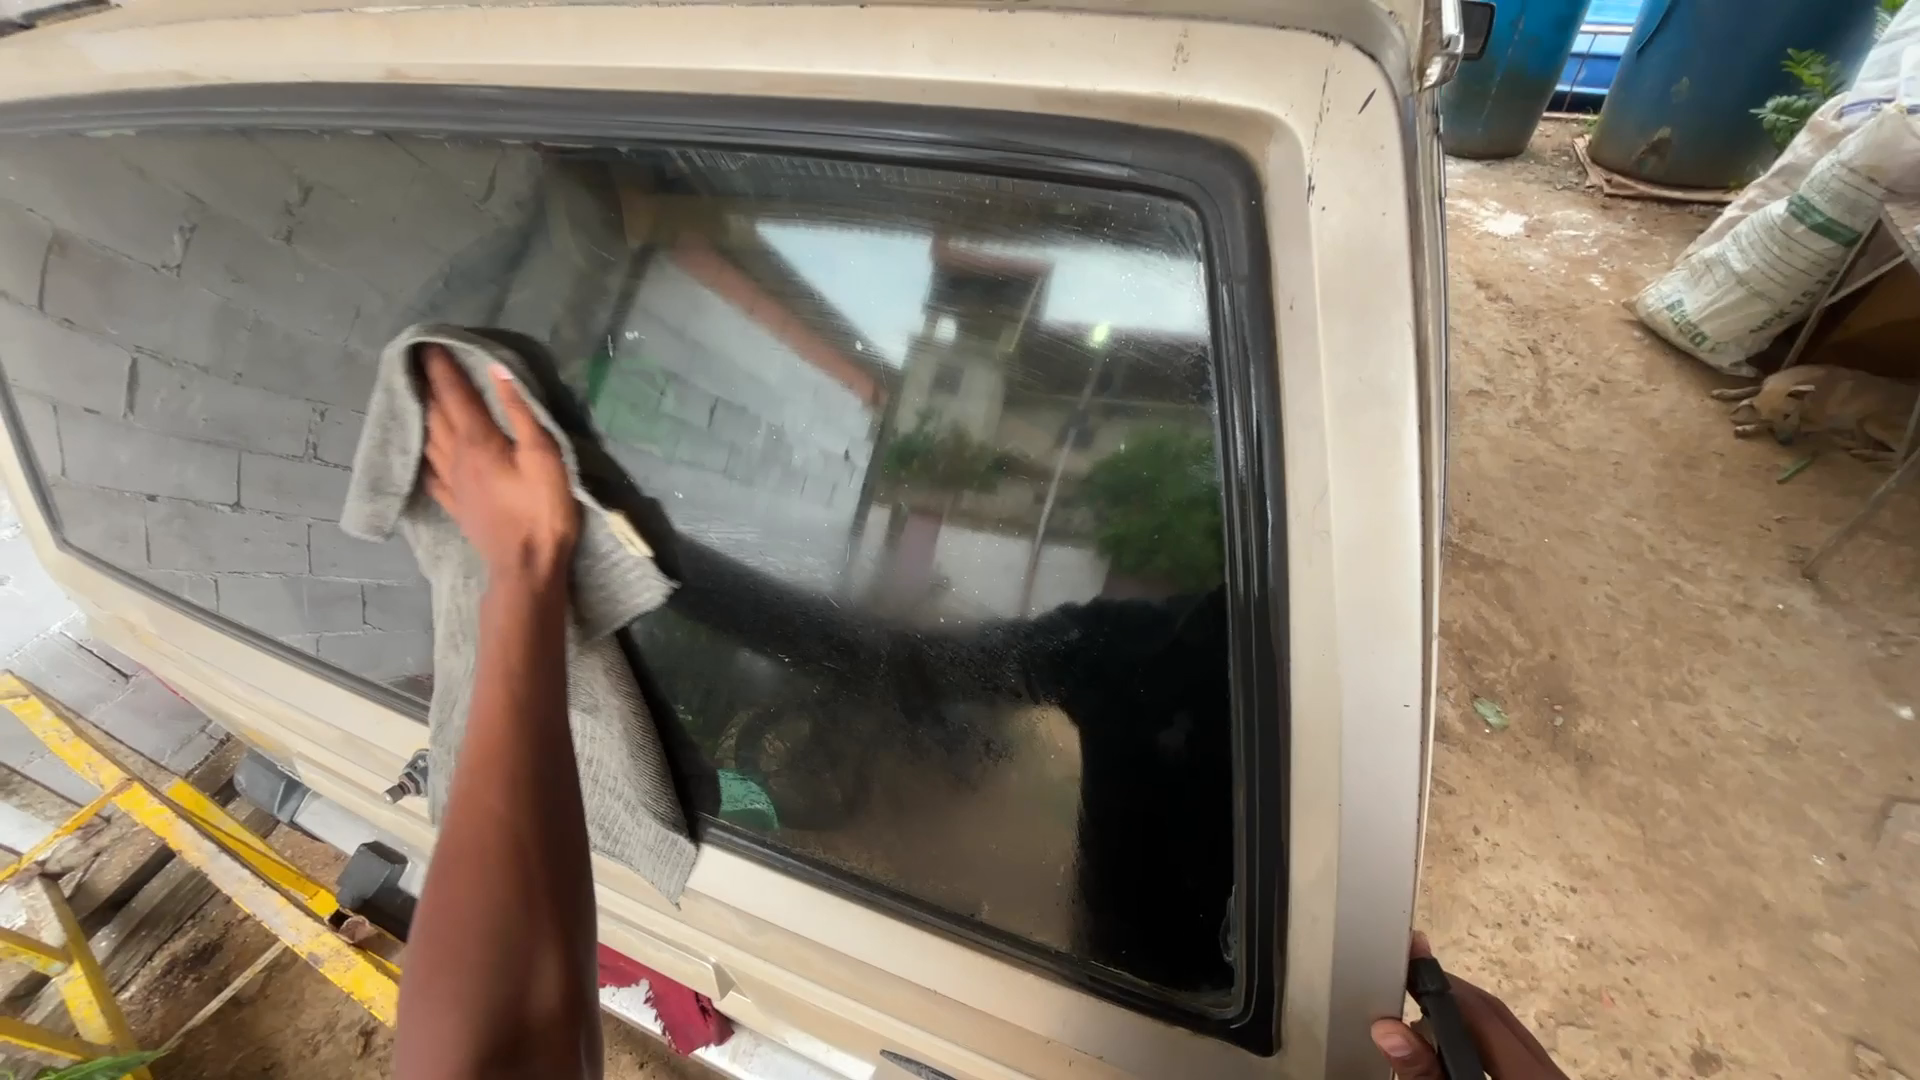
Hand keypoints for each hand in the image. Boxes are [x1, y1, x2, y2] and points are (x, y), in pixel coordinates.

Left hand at [419, 344, 579, 585]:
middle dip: (428, 384)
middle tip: (418, 361)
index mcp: (478, 442)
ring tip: (418, 395)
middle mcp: (455, 457)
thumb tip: (499, 372)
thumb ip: (522, 414)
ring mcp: (451, 483)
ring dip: (422, 412)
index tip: (430, 343)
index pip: (455, 395)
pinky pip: (430, 470)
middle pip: (435, 413)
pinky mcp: (456, 504)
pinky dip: (424, 450)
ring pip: (428, 438)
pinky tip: (423, 448)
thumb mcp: (545, 457)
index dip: (443, 368)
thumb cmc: (543, 511)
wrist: (525, 565)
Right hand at [1371, 933, 1569, 1079]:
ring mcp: (1550, 1076)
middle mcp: (1550, 1071)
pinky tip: (1453, 1039)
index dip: (1435, 978)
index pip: (1479, 1009)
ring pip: (1506, 1027)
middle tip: (1401, 970)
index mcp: (1532, 1073)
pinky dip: (1478, 1032)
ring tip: (1419, 1003)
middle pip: (1494, 1011)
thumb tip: (1386, 1027)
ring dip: (1460, 1009)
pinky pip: (1513, 1045)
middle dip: (1445, 988)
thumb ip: (1426, 1073)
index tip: (1402, 945)